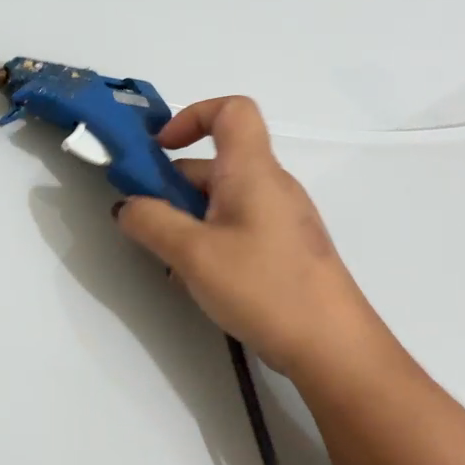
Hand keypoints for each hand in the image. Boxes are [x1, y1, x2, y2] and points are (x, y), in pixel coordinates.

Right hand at [113, 96, 392, 377]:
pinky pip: (234, 224)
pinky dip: (205, 237)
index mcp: (253, 172)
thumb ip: (149, 221)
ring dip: (183, 216)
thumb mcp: (191, 253)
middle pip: (213, 161)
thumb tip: (127, 206)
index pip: (231, 111)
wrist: (337, 353)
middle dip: (169, 182)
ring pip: (219, 197)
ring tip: (167, 258)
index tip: (159, 150)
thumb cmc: (265, 288)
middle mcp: (270, 186)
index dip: (190, 116)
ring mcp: (280, 219)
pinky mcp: (283, 249)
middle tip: (143, 219)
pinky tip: (195, 276)